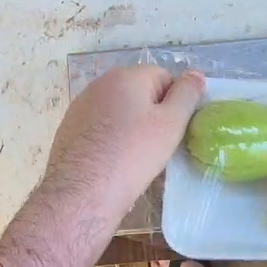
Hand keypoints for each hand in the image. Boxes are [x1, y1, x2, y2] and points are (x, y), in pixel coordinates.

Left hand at [43, 65, 205, 222]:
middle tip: (158, 144)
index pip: (164, 76)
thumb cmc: (133, 154)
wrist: (82, 192)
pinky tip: (113, 160)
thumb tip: (196, 75)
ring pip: (119, 110)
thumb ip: (186, 95)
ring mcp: (81, 105)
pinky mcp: (69, 128)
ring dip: (131, 126)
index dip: (175, 101)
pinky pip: (101, 126)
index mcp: (126, 76)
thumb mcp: (170, 124)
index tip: (175, 128)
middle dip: (152, 113)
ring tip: (135, 155)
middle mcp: (99, 83)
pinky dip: (111, 138)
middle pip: (139, 92)